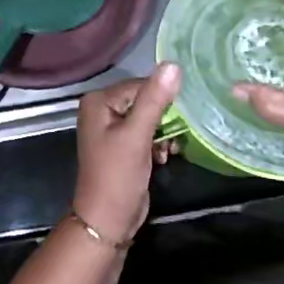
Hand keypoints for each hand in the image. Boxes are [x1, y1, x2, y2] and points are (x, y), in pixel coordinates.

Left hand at [72, 64, 181, 243]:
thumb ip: (154, 100)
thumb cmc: (118, 175)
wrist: (107, 219)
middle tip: (177, 136)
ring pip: (149, 118)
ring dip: (164, 133)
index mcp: (99, 100)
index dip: (163, 99)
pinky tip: (164, 157)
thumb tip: (173, 64)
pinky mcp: (122, 145)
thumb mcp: (137, 135)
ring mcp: (110, 127)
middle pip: (145, 100)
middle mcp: (101, 109)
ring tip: (170, 149)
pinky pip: (146, 133)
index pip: (140, 85)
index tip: (184, 116)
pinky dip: (158, 143)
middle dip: (165, 118)